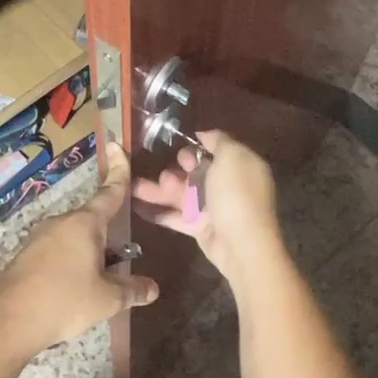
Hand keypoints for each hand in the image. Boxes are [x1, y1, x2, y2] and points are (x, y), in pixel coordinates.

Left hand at [0, 144, 159, 357]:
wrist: (8, 319)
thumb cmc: (64, 301)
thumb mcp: (107, 299)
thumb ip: (132, 290)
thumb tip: (153, 289)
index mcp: (85, 223)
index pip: (109, 192)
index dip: (119, 172)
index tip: (118, 146)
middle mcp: (61, 222)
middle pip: (92, 220)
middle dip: (107, 235)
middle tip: (121, 259)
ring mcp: (39, 237)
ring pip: (73, 238)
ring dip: (88, 253)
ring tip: (97, 283)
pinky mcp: (26, 255)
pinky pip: (56, 252)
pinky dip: (69, 263)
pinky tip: (72, 289)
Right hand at [132, 129, 285, 287]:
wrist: (241, 244)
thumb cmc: (236, 194)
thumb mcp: (232, 157)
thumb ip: (218, 141)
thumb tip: (204, 134)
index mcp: (238, 166)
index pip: (216, 152)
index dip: (197, 149)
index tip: (179, 150)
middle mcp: (226, 186)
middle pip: (195, 173)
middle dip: (176, 171)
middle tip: (164, 174)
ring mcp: (212, 208)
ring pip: (182, 194)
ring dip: (159, 189)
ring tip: (136, 187)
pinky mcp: (200, 228)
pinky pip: (176, 217)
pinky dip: (158, 212)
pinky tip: (136, 207)